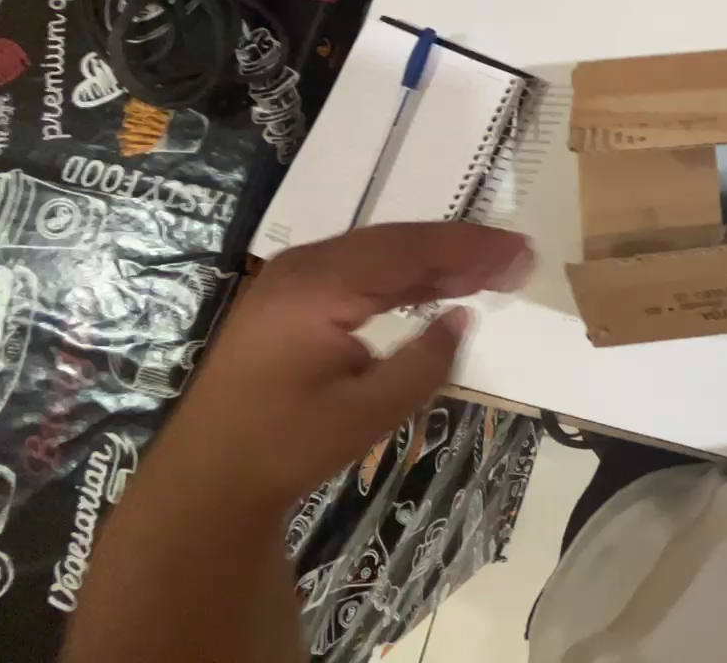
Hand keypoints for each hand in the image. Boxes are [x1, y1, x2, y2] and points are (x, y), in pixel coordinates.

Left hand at [150, 222, 532, 512]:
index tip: (521, 251)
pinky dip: (410, 276)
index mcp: (317, 287)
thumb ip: (425, 361)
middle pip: (399, 241)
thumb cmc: (284, 449)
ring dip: (440, 260)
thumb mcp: (367, 413)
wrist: (204, 484)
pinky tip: (444, 284)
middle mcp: (305, 268)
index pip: (410, 250)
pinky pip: (365, 272)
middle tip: (518, 257)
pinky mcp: (297, 297)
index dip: (471, 248)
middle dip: (463, 248)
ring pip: (384, 253)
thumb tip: (464, 317)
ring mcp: (297, 279)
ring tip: (494, 269)